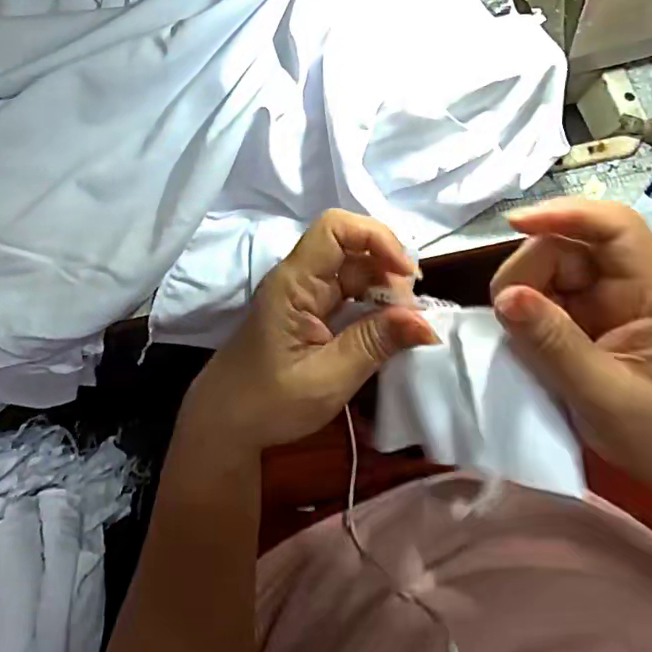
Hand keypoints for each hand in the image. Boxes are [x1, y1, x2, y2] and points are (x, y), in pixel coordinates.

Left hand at [180, 210, 436, 455]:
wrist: (225, 422)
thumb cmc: (269, 402)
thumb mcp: (328, 378)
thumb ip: (375, 344)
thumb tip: (426, 322)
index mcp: (294, 283)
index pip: (335, 229)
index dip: (376, 238)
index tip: (406, 275)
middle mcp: (299, 277)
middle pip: (350, 246)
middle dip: (388, 267)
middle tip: (413, 309)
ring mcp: (304, 292)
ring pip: (353, 268)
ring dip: (385, 286)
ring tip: (407, 320)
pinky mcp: (310, 309)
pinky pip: (348, 290)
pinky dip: (374, 301)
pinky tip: (389, 325)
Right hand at [490, 199, 651, 504]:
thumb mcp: (609, 400)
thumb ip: (556, 346)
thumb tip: (505, 297)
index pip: (615, 226)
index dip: (565, 214)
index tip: (515, 224)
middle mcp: (631, 285)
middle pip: (570, 244)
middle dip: (531, 269)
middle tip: (509, 316)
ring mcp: (609, 301)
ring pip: (552, 267)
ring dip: (525, 291)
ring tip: (520, 338)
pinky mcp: (589, 319)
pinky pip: (548, 294)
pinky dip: (528, 311)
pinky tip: (525, 340)